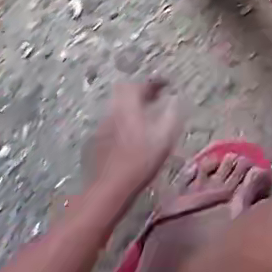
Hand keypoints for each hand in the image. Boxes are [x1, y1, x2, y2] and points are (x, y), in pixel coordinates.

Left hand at [86, 80, 182, 197]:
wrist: (110, 189)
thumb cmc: (140, 162)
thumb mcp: (164, 137)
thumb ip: (171, 114)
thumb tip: (174, 100)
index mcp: (129, 107)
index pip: (140, 84)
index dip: (155, 82)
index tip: (166, 85)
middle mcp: (113, 111)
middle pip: (123, 90)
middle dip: (140, 90)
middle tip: (154, 97)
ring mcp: (102, 126)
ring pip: (117, 105)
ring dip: (131, 104)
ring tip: (146, 114)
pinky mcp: (97, 141)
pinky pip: (112, 120)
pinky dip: (124, 119)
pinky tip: (132, 133)